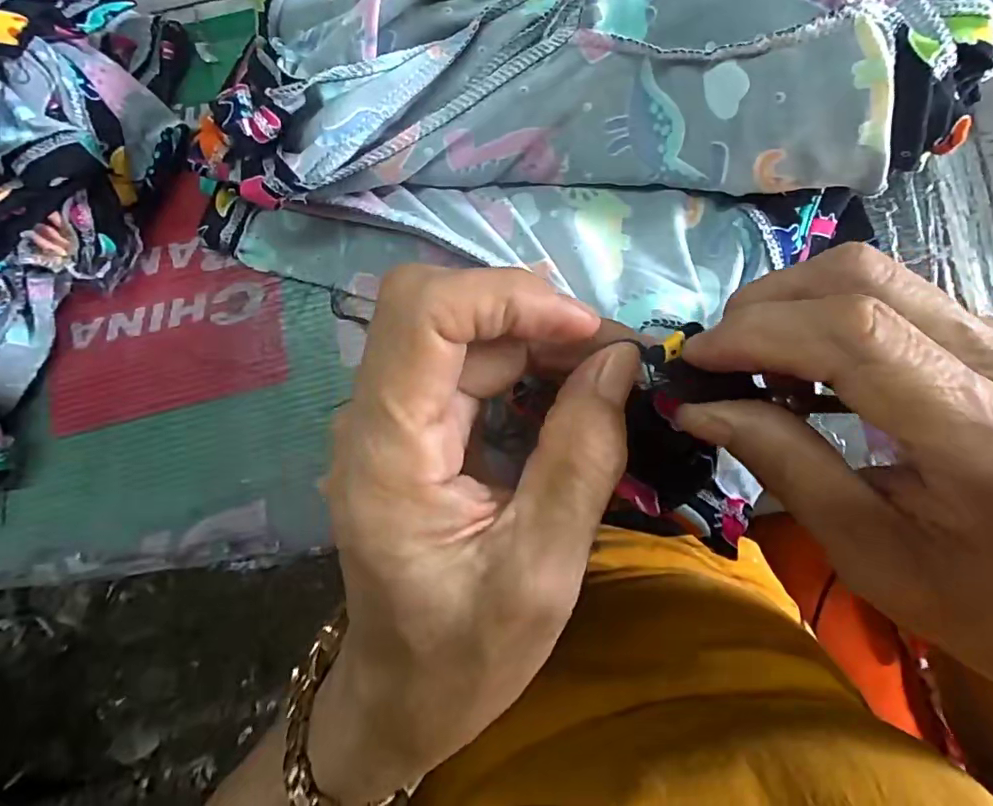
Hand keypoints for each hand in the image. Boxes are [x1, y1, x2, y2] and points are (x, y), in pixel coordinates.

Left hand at [308, 265, 639, 801]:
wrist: (401, 695)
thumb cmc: (463, 656)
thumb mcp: (540, 573)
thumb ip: (580, 459)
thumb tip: (619, 361)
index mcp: (386, 450)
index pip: (422, 312)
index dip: (506, 298)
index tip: (587, 333)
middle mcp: (373, 415)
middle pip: (439, 307)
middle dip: (529, 312)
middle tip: (610, 354)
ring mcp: (388, 414)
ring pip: (458, 326)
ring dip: (534, 334)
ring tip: (603, 372)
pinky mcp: (411, 422)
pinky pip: (466, 360)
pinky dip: (522, 359)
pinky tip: (568, 387)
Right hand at [674, 244, 992, 702]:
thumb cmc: (969, 606)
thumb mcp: (862, 550)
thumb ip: (781, 461)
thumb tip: (697, 405)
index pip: (860, 338)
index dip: (763, 332)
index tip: (698, 357)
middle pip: (866, 281)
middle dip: (769, 303)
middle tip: (723, 353)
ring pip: (880, 274)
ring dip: (796, 301)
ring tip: (763, 356)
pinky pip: (901, 294)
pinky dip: (832, 310)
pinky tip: (816, 359)